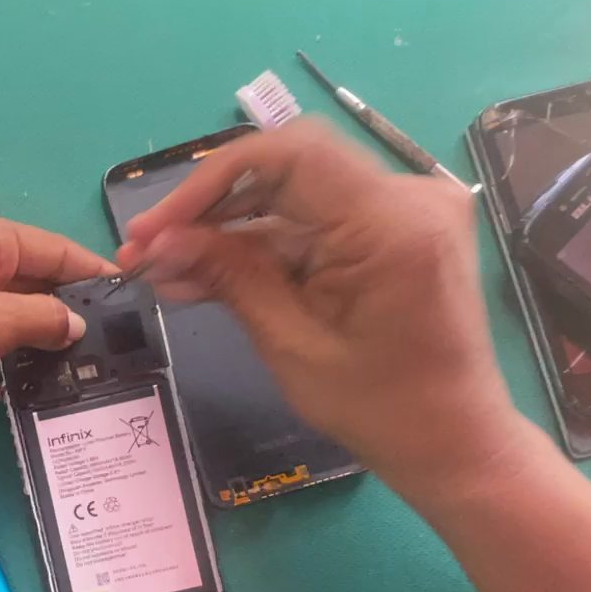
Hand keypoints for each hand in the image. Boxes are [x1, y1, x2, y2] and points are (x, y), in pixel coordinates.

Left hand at [0, 211, 115, 426]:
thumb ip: (41, 320)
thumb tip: (77, 326)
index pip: (52, 249)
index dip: (91, 271)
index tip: (129, 296)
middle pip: (32, 290)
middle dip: (66, 317)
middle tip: (112, 348)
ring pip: (11, 329)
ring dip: (39, 352)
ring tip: (85, 378)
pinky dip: (8, 375)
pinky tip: (39, 396)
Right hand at [120, 120, 543, 498]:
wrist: (447, 435)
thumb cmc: (375, 405)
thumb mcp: (290, 344)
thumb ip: (231, 278)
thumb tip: (161, 244)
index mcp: (390, 223)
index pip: (288, 157)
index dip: (208, 182)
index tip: (154, 229)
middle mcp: (404, 196)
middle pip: (284, 172)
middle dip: (205, 210)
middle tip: (143, 252)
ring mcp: (399, 211)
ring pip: (288, 200)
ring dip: (222, 234)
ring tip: (160, 272)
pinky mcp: (386, 232)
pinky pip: (308, 227)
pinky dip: (256, 251)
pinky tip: (203, 277)